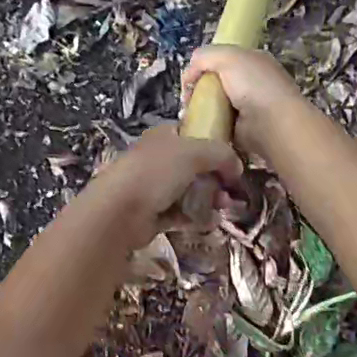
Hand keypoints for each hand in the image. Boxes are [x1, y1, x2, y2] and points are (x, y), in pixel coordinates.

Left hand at [83, 124, 241, 245]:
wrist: (119, 212)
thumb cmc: (156, 173)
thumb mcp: (195, 152)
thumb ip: (221, 154)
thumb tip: (237, 166)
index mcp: (163, 137)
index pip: (193, 134)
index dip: (214, 145)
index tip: (232, 161)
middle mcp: (157, 159)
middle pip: (194, 166)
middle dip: (215, 177)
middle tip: (230, 190)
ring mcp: (153, 187)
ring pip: (189, 191)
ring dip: (209, 199)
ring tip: (223, 208)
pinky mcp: (152, 214)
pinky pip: (181, 213)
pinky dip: (196, 217)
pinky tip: (211, 222)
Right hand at [181, 46, 311, 158]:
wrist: (272, 123)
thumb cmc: (254, 84)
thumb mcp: (228, 56)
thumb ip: (204, 56)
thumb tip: (189, 75)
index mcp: (252, 61)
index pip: (222, 60)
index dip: (203, 67)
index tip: (189, 79)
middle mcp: (251, 83)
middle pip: (216, 83)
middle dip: (198, 89)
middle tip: (187, 99)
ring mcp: (247, 108)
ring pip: (214, 105)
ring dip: (199, 109)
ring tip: (188, 114)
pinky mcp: (241, 130)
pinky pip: (218, 125)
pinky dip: (206, 126)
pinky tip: (197, 127)